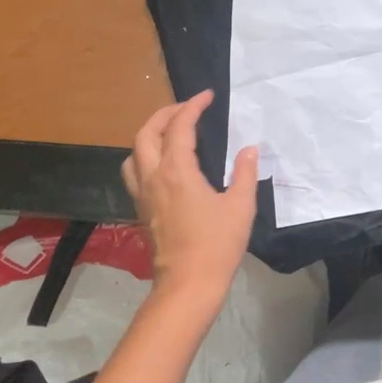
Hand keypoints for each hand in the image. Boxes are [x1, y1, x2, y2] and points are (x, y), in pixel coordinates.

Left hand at [122, 90, 257, 298]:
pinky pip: (134, 173)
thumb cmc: (217, 244)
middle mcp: (153, 178)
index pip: (180, 126)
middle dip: (165, 114)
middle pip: (146, 134)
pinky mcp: (141, 212)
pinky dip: (146, 157)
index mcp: (177, 171)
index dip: (193, 106)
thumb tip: (248, 149)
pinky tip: (165, 165)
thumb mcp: (240, 206)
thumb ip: (243, 173)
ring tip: (170, 133)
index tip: (208, 96)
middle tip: (187, 109)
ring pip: (133, 153)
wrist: (187, 286)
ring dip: (149, 135)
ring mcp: (143, 196)